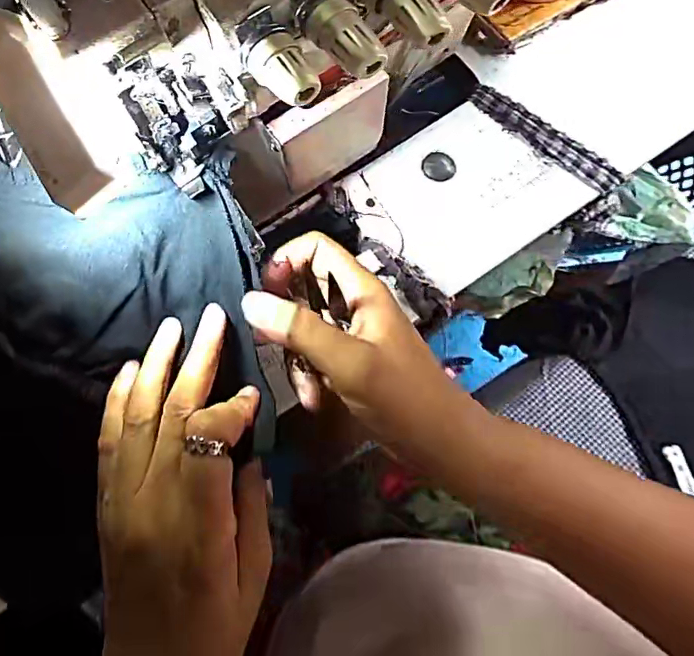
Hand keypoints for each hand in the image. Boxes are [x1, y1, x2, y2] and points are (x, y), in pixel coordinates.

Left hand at [98, 303, 270, 655]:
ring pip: (135, 416)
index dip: (231, 407)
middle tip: (213, 319)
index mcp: (195, 522)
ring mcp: (121, 498)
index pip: (207, 437)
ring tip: (172, 328)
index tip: (251, 393)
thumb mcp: (254, 573)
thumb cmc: (213, 626)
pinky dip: (117, 398)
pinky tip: (131, 369)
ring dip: (154, 365)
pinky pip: (107, 439)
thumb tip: (248, 447)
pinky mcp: (105, 501)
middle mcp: (150, 500)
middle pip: (171, 413)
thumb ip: (253, 505)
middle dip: (196, 360)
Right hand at [241, 233, 486, 471]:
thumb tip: (251, 301)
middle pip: (306, 286)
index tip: (267, 293)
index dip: (287, 261)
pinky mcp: (349, 361)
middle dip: (286, 315)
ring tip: (306, 386)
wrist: (442, 444)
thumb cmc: (403, 396)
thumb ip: (300, 330)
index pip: (317, 248)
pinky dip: (308, 374)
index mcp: (361, 289)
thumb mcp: (347, 361)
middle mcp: (355, 304)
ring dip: (296, 354)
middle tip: (273, 341)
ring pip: (305, 324)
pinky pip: (314, 354)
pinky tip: (315, 399)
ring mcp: (351, 333)